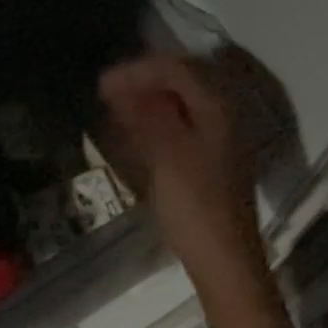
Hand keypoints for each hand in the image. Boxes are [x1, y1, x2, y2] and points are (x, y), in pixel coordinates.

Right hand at [100, 52, 263, 279]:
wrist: (224, 260)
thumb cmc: (194, 205)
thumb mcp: (165, 154)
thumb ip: (144, 115)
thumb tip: (121, 88)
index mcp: (216, 107)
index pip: (175, 68)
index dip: (136, 70)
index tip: (101, 85)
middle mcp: (225, 118)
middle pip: (183, 84)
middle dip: (145, 85)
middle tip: (109, 96)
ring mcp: (223, 144)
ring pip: (184, 110)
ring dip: (151, 107)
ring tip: (118, 116)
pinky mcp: (216, 170)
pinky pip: (186, 134)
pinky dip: (161, 131)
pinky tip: (142, 144)